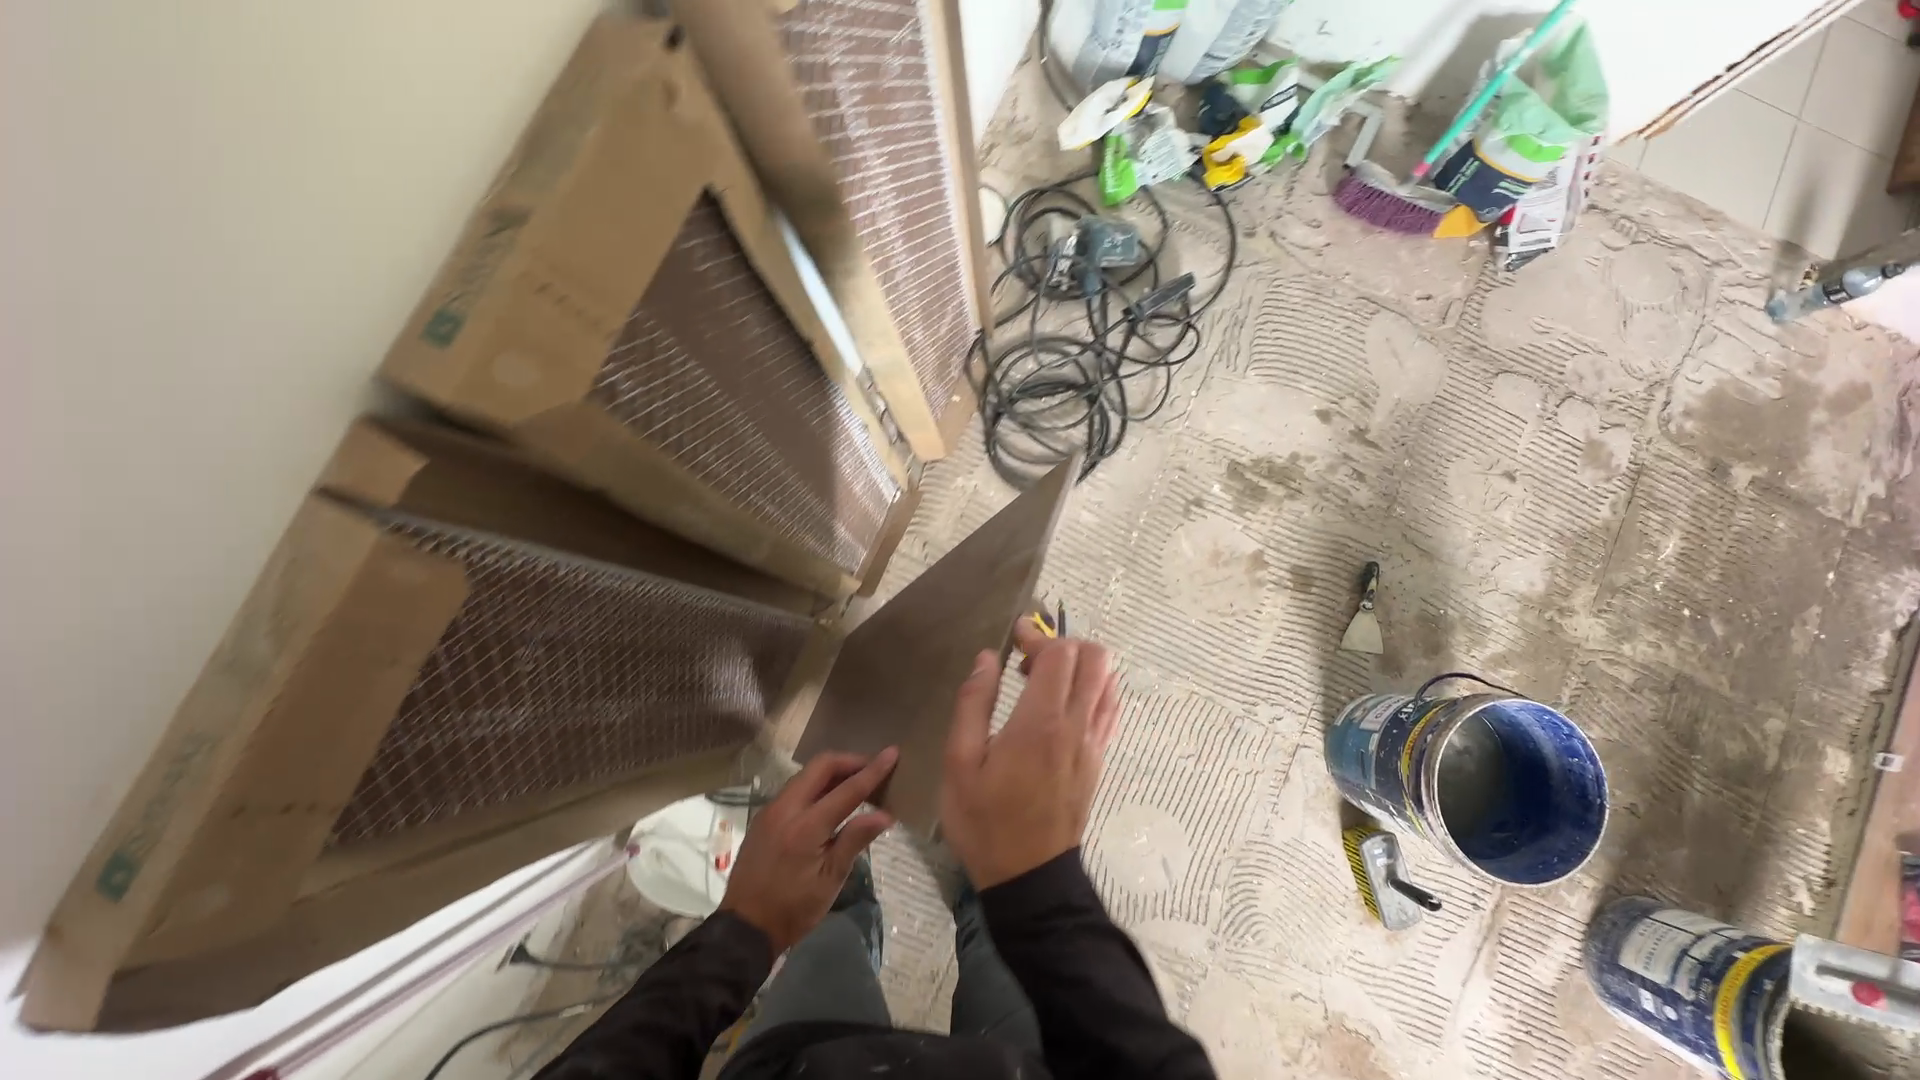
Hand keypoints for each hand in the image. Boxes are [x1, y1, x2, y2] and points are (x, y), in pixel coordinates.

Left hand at [719, 748, 897, 953]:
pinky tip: (828, 800)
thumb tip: (885, 814)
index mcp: (806, 827)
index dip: (873, 770)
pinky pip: (794, 789)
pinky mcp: (763, 818)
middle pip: (821, 766)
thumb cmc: (793, 909)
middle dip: (849, 762)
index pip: (847, 789)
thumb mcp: (830, 881)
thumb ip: (855, 840)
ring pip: (805, 775)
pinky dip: (815, 785)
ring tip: (854, 783)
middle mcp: (785, 809)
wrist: (744, 928)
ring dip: (832, 772)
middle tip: (872, 769)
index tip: (892, 753)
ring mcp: (770, 811)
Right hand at [941, 622, 1121, 887]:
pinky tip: (1062, 704)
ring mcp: (1094, 743)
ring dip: (1080, 666)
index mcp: (1040, 722)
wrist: (1028, 876)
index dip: (1037, 637)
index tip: (1012, 642)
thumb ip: (973, 703)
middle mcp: (1076, 726)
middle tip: (1028, 661)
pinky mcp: (1100, 758)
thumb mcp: (959, 763)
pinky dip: (1093, 690)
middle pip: (1095, 657)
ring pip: (1108, 679)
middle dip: (1063, 645)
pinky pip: (1109, 707)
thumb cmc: (984, 821)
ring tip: (1043, 681)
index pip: (1060, 654)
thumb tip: (988, 659)